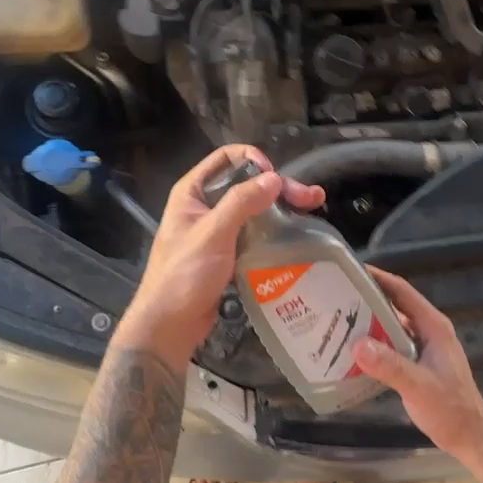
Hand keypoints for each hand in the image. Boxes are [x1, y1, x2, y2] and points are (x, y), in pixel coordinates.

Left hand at [115, 145, 324, 365]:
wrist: (170, 325)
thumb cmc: (185, 275)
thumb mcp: (213, 233)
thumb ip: (241, 202)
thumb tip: (274, 178)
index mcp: (192, 192)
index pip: (226, 158)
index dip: (253, 160)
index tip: (276, 177)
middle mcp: (204, 205)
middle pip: (246, 183)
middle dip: (278, 187)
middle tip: (311, 198)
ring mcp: (216, 230)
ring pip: (253, 208)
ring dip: (281, 208)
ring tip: (313, 211)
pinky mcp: (227, 252)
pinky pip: (253, 232)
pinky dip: (273, 230)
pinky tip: (295, 234)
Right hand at [355, 267, 482, 456]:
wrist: (468, 436)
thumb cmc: (449, 408)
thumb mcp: (419, 386)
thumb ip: (391, 366)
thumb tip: (357, 344)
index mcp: (433, 326)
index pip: (402, 291)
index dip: (378, 278)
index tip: (350, 270)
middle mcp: (428, 331)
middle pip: (394, 305)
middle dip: (367, 298)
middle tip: (335, 296)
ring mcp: (423, 347)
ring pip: (391, 325)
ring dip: (368, 321)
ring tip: (336, 320)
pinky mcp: (416, 363)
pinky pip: (391, 344)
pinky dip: (373, 343)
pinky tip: (352, 352)